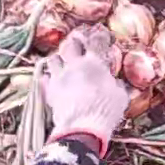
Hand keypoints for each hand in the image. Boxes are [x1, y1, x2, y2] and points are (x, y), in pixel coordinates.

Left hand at [42, 25, 129, 152]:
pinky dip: (48, 78)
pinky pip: (44, 79)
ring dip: (58, 60)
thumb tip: (116, 83)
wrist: (82, 128)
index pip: (96, 42)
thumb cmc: (105, 110)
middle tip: (78, 46)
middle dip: (74, 43)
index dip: (100, 36)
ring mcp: (58, 77)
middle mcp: (74, 65)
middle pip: (69, 45)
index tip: (103, 36)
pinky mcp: (49, 91)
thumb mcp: (120, 97)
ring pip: (53, 59)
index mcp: (94, 63)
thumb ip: (116, 86)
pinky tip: (51, 81)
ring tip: (62, 63)